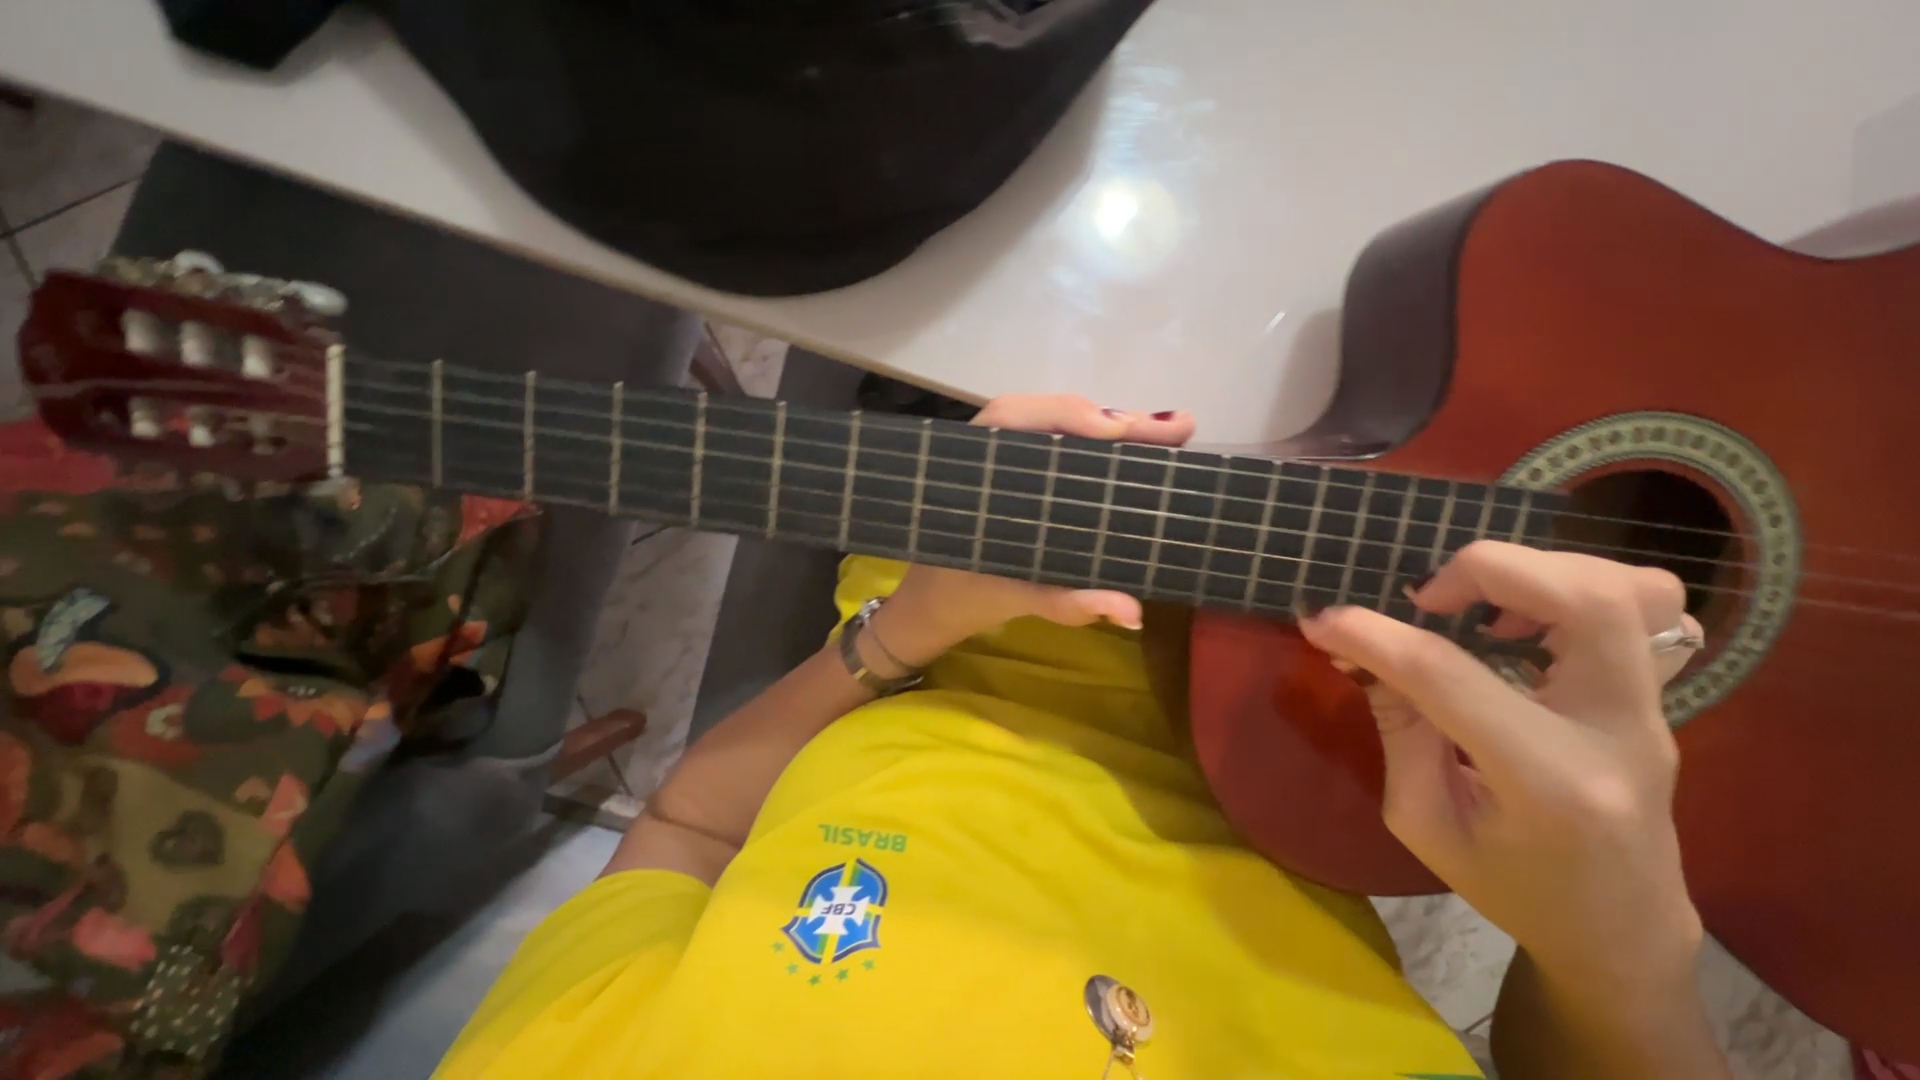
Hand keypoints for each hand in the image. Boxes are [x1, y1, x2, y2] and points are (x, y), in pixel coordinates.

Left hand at [866, 395, 1194, 668]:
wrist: (929, 609)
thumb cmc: (957, 597)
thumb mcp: (1010, 599)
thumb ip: (1065, 603)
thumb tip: (1131, 612)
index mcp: (968, 472)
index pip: (1012, 418)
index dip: (1065, 414)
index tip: (1116, 429)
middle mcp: (988, 454)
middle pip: (1050, 417)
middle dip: (1114, 420)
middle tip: (1177, 429)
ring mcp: (1008, 461)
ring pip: (1063, 428)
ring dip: (1117, 429)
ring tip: (1171, 433)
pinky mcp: (1027, 475)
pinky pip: (1066, 449)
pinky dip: (1106, 448)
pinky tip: (1144, 447)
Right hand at [1298, 541, 1706, 987]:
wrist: (1620, 930)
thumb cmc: (1511, 887)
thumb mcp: (1423, 820)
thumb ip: (1398, 726)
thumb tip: (1359, 650)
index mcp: (1548, 781)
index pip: (1450, 676)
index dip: (1373, 636)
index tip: (1321, 621)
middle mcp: (1617, 732)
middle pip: (1582, 599)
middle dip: (1484, 571)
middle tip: (1425, 598)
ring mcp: (1652, 710)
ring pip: (1630, 588)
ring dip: (1539, 571)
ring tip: (1481, 603)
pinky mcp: (1657, 695)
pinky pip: (1651, 607)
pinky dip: (1579, 586)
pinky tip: (1526, 616)